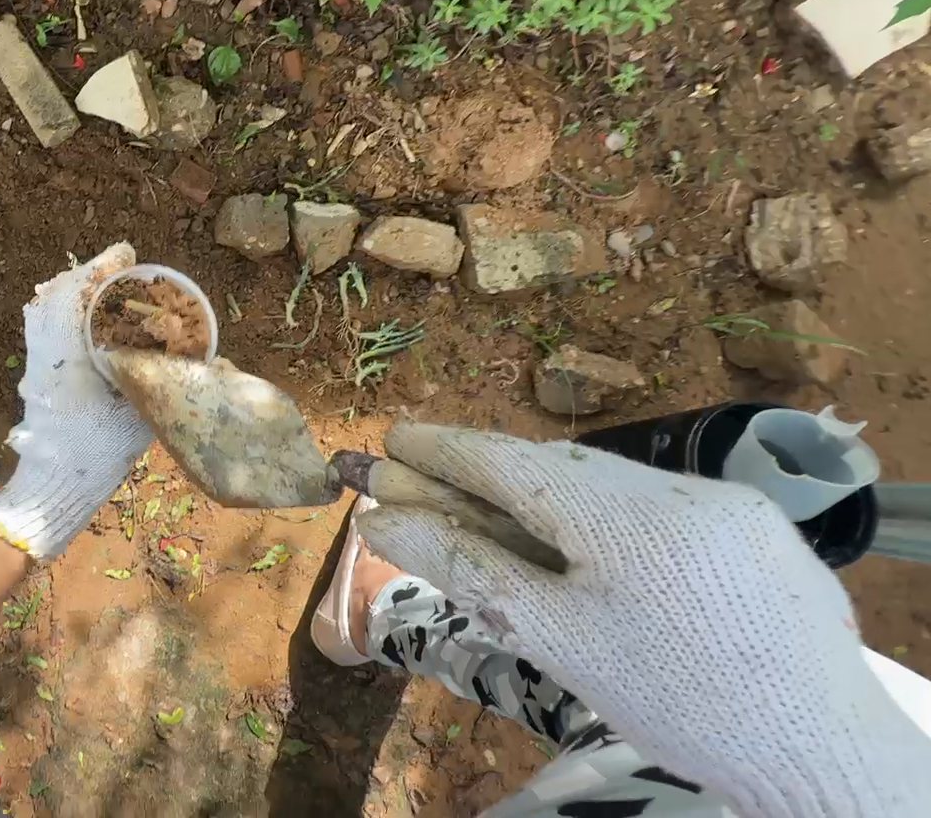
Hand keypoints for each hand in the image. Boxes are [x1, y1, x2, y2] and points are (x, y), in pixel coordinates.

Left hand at [0, 243, 152, 558]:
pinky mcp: (33, 364)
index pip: (80, 290)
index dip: (103, 267)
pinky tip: (87, 316)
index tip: (125, 255)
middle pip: (61, 290)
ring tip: (106, 288)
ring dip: (76, 291)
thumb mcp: (138, 409)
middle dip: (91, 275)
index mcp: (68, 347)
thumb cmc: (97, 447)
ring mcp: (34, 353)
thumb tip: (201, 354)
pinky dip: (62, 309)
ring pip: (49, 305)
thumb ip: (161, 376)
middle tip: (121, 270)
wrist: (56, 479)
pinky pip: (43, 323)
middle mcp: (44, 342)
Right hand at [361, 423, 930, 817]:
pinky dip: (587, 507)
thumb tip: (376, 518)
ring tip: (492, 517)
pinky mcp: (753, 526)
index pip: (510, 461)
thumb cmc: (672, 702)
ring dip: (533, 490)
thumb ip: (461, 563)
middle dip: (481, 473)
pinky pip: (642, 498)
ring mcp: (728, 503)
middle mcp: (684, 490)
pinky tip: (575, 545)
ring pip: (596, 479)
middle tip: (426, 484)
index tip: (391, 438)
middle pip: (550, 466)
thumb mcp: (550, 637)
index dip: (441, 447)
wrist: (829, 767)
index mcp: (632, 519)